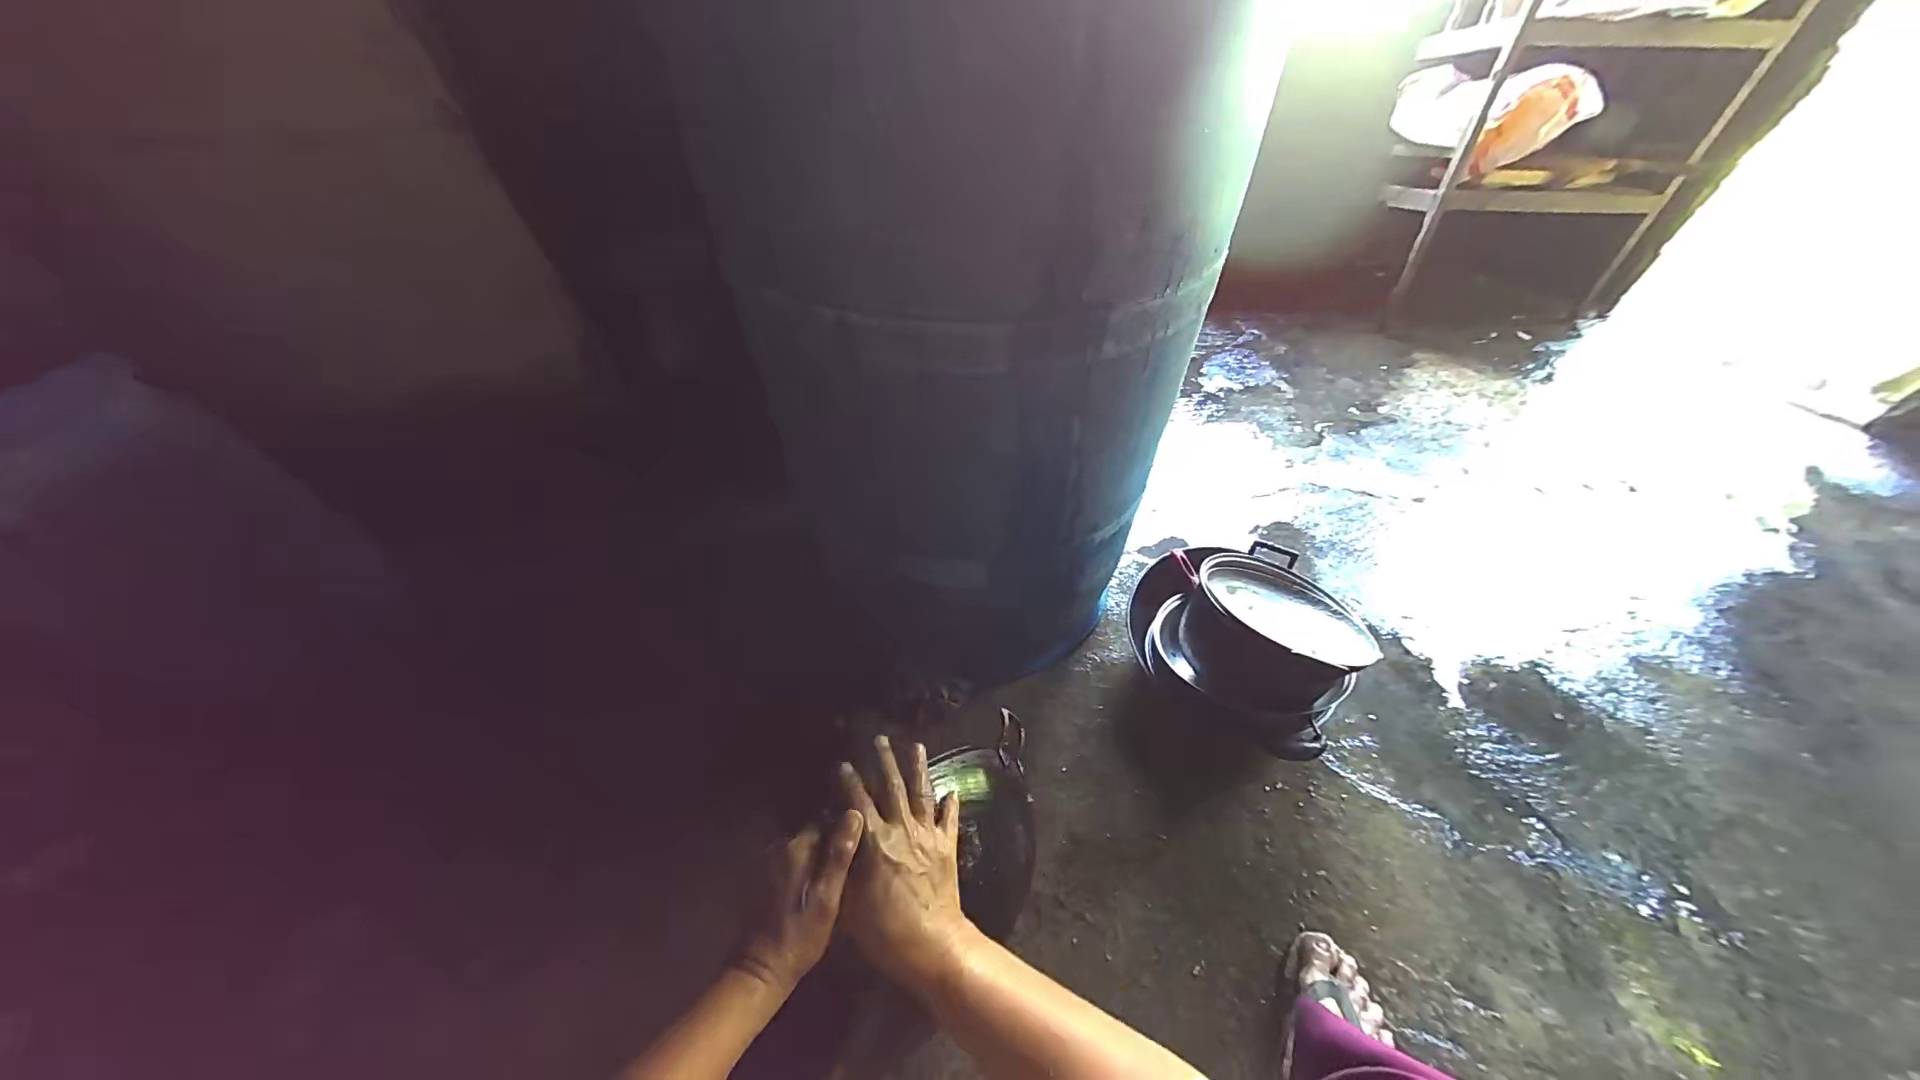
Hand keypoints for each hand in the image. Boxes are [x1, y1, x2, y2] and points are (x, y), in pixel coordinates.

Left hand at [731, 810, 863, 992]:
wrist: (762, 969)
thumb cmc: (801, 935)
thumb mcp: (828, 897)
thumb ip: (839, 854)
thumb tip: (853, 814)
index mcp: (797, 847)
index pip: (826, 819)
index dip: (844, 828)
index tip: (861, 842)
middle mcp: (779, 847)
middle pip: (813, 831)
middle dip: (831, 841)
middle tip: (852, 861)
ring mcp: (769, 861)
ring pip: (803, 846)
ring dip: (818, 855)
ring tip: (836, 873)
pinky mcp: (764, 876)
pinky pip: (792, 860)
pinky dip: (805, 866)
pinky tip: (815, 885)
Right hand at [837, 736, 971, 989]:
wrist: (931, 944)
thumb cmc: (883, 930)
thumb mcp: (849, 902)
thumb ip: (842, 866)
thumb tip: (834, 841)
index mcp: (875, 841)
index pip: (858, 802)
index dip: (850, 781)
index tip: (843, 764)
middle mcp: (902, 829)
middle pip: (892, 786)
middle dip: (884, 761)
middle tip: (880, 739)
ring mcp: (928, 835)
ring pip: (922, 793)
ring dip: (918, 768)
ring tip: (916, 746)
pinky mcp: (948, 847)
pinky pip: (950, 819)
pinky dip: (950, 804)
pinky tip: (950, 791)